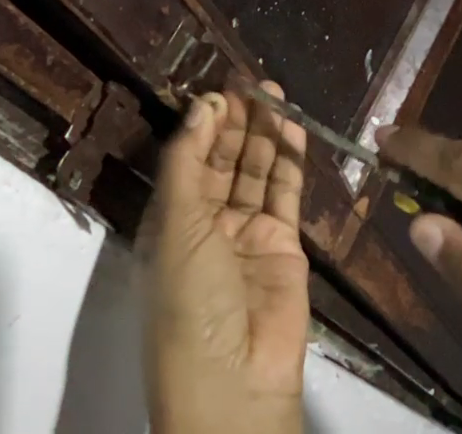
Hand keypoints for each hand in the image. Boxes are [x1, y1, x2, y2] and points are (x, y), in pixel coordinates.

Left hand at [140, 85, 310, 433]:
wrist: (236, 378)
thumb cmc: (190, 298)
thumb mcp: (176, 226)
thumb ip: (189, 162)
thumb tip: (201, 107)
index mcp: (170, 221)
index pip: (188, 161)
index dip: (202, 126)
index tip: (219, 91)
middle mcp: (207, 223)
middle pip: (223, 161)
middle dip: (236, 123)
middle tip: (252, 84)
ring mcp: (246, 233)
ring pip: (255, 172)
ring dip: (264, 134)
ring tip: (274, 93)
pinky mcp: (283, 243)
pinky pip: (284, 193)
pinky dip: (288, 160)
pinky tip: (292, 128)